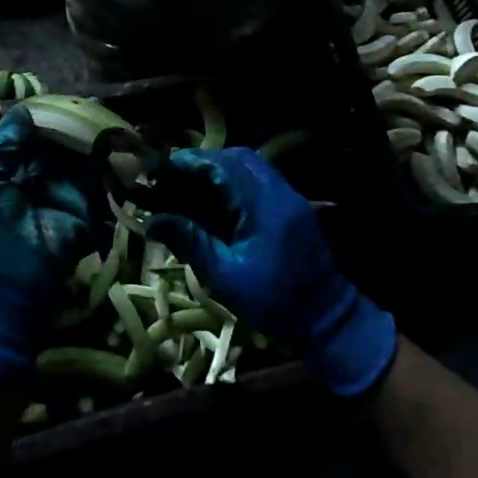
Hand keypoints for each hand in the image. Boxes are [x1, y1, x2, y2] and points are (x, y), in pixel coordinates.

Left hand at [0, 108, 104, 381]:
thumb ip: (3, 147)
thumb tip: (24, 111)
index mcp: (9, 170)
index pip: (35, 135)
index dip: (53, 118)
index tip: (73, 101)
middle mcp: (38, 181)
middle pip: (65, 146)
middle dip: (83, 129)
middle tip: (104, 111)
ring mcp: (63, 200)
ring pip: (86, 165)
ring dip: (101, 148)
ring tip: (118, 128)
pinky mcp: (85, 220)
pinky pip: (101, 191)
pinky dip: (112, 174)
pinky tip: (122, 155)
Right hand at [145, 149, 395, 395]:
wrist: (327, 319)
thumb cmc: (273, 301)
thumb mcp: (224, 276)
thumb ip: (189, 242)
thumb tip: (150, 221)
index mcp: (264, 206)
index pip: (223, 166)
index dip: (192, 161)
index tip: (164, 167)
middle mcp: (280, 192)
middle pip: (239, 157)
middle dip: (206, 161)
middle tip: (177, 176)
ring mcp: (291, 198)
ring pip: (252, 166)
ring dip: (222, 169)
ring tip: (192, 186)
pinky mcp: (294, 209)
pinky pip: (262, 180)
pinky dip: (237, 181)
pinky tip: (218, 201)